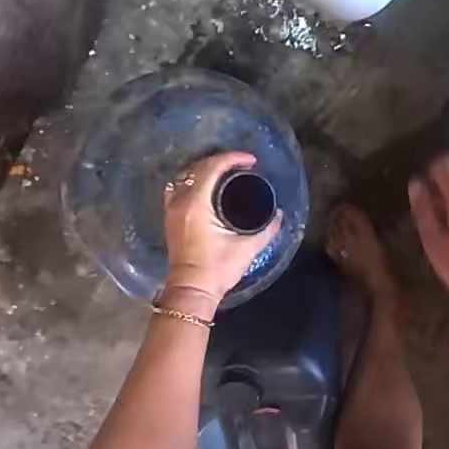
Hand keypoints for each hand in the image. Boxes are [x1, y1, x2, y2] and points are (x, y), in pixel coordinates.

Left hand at [162, 150, 282, 307]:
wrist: (191, 290)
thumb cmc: (218, 269)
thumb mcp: (247, 249)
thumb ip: (266, 229)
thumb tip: (278, 215)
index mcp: (197, 204)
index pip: (212, 168)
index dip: (233, 158)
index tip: (251, 161)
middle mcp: (181, 201)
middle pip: (198, 167)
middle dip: (221, 161)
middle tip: (242, 165)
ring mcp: (172, 208)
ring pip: (186, 175)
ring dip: (205, 169)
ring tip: (226, 173)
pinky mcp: (170, 217)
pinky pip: (178, 188)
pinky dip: (193, 181)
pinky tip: (206, 187)